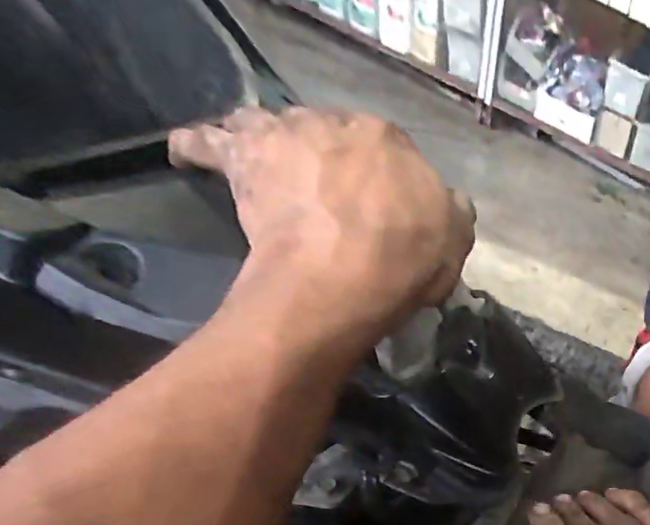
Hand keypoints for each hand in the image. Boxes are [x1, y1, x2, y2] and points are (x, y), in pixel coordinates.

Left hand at [169, 106, 475, 340]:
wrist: (346, 275)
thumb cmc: (406, 261)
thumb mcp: (456, 243)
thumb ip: (453, 214)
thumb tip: (448, 201)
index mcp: (390, 142)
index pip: (389, 150)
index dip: (386, 180)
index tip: (384, 210)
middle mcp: (335, 123)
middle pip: (329, 133)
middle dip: (330, 157)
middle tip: (331, 196)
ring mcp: (285, 134)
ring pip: (269, 124)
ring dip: (268, 141)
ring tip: (265, 165)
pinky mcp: (243, 156)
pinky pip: (209, 142)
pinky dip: (200, 148)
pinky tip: (194, 156)